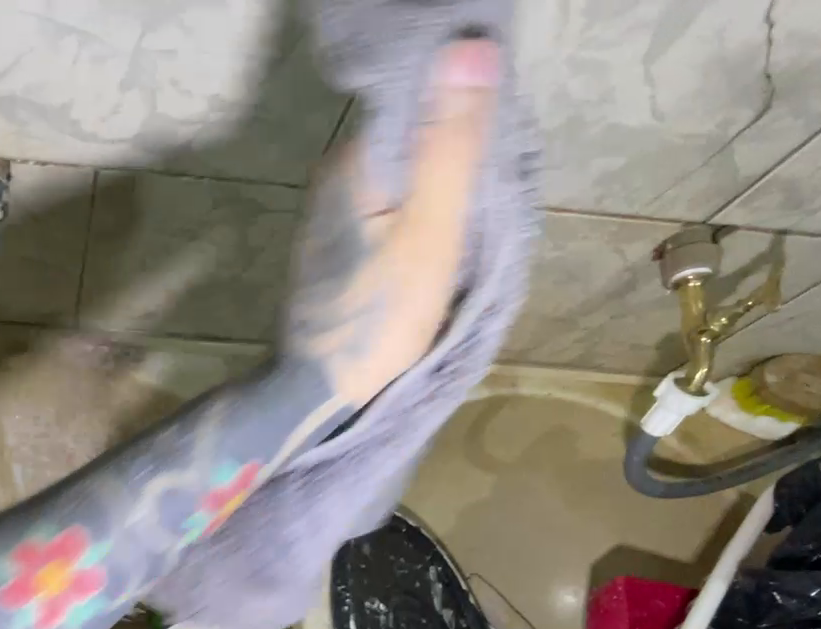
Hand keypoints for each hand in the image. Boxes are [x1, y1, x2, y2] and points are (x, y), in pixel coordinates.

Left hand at [286, 37, 500, 407]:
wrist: (320, 391)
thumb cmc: (379, 316)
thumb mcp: (430, 231)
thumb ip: (449, 145)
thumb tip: (467, 46)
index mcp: (353, 164)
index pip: (421, 102)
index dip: (469, 113)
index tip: (500, 151)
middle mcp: (334, 181)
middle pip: (414, 143)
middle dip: (457, 160)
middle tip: (491, 200)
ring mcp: (330, 218)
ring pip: (404, 182)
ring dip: (441, 195)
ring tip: (471, 227)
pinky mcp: (336, 250)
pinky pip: (389, 215)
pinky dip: (419, 222)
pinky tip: (436, 247)